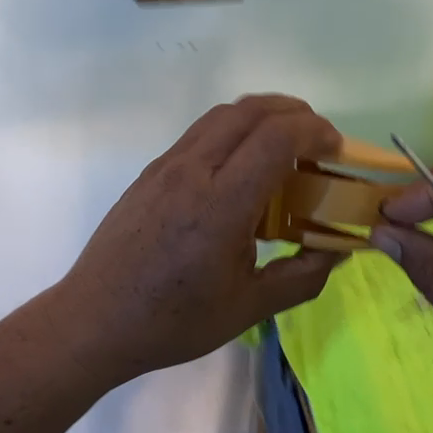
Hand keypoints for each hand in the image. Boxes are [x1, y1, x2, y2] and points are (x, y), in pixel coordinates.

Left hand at [54, 95, 346, 380]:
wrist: (95, 319)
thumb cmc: (173, 320)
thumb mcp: (247, 309)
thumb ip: (300, 278)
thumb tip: (337, 252)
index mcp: (221, 204)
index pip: (274, 138)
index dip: (313, 130)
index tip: (336, 147)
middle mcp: (193, 170)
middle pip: (250, 111)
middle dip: (293, 112)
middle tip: (319, 137)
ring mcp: (167, 166)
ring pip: (222, 115)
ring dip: (261, 115)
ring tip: (285, 142)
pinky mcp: (151, 171)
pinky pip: (200, 132)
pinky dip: (233, 129)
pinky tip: (242, 164)